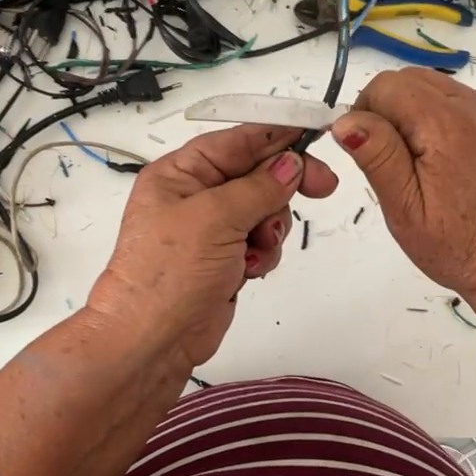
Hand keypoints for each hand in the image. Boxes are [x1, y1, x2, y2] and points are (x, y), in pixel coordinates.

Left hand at [88, 124, 338, 366]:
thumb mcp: (216, 217)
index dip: (278, 137)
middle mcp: (194, 196)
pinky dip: (263, 254)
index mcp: (180, 172)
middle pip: (256, 175)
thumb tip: (291, 164)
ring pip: (264, 211)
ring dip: (270, 228)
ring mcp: (210, 231)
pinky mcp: (224, 261)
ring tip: (255, 250)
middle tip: (322, 189)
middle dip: (280, 189)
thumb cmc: (169, 273)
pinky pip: (260, 243)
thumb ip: (259, 186)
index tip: (317, 137)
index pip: (237, 141)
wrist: (153, 339)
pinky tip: (249, 271)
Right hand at [331, 69, 475, 306]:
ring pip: (432, 86)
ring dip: (409, 111)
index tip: (366, 154)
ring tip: (410, 161)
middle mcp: (470, 109)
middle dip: (385, 109)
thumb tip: (347, 120)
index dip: (364, 113)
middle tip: (386, 160)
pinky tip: (435, 158)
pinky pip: (455, 101)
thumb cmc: (454, 245)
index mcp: (444, 125)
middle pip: (409, 79)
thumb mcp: (405, 209)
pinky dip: (434, 116)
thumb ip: (377, 156)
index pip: (386, 86)